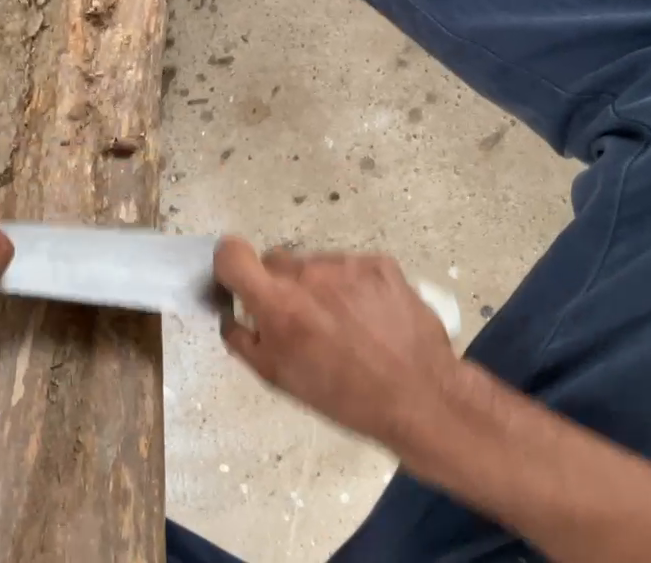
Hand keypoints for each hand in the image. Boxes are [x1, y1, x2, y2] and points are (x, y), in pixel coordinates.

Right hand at [214, 237, 460, 446]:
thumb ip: (242, 340)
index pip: (232, 253)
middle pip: (275, 261)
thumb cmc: (343, 396)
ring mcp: (346, 264)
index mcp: (277, 303)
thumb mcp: (279, 379)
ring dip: (319, 285)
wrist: (421, 398)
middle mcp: (308, 274)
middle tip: (302, 319)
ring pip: (314, 264)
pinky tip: (369, 316)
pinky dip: (352, 285)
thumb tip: (230, 315)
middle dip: (280, 285)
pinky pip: (350, 266)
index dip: (229, 264)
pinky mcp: (379, 262)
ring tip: (345, 323)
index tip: (239, 281)